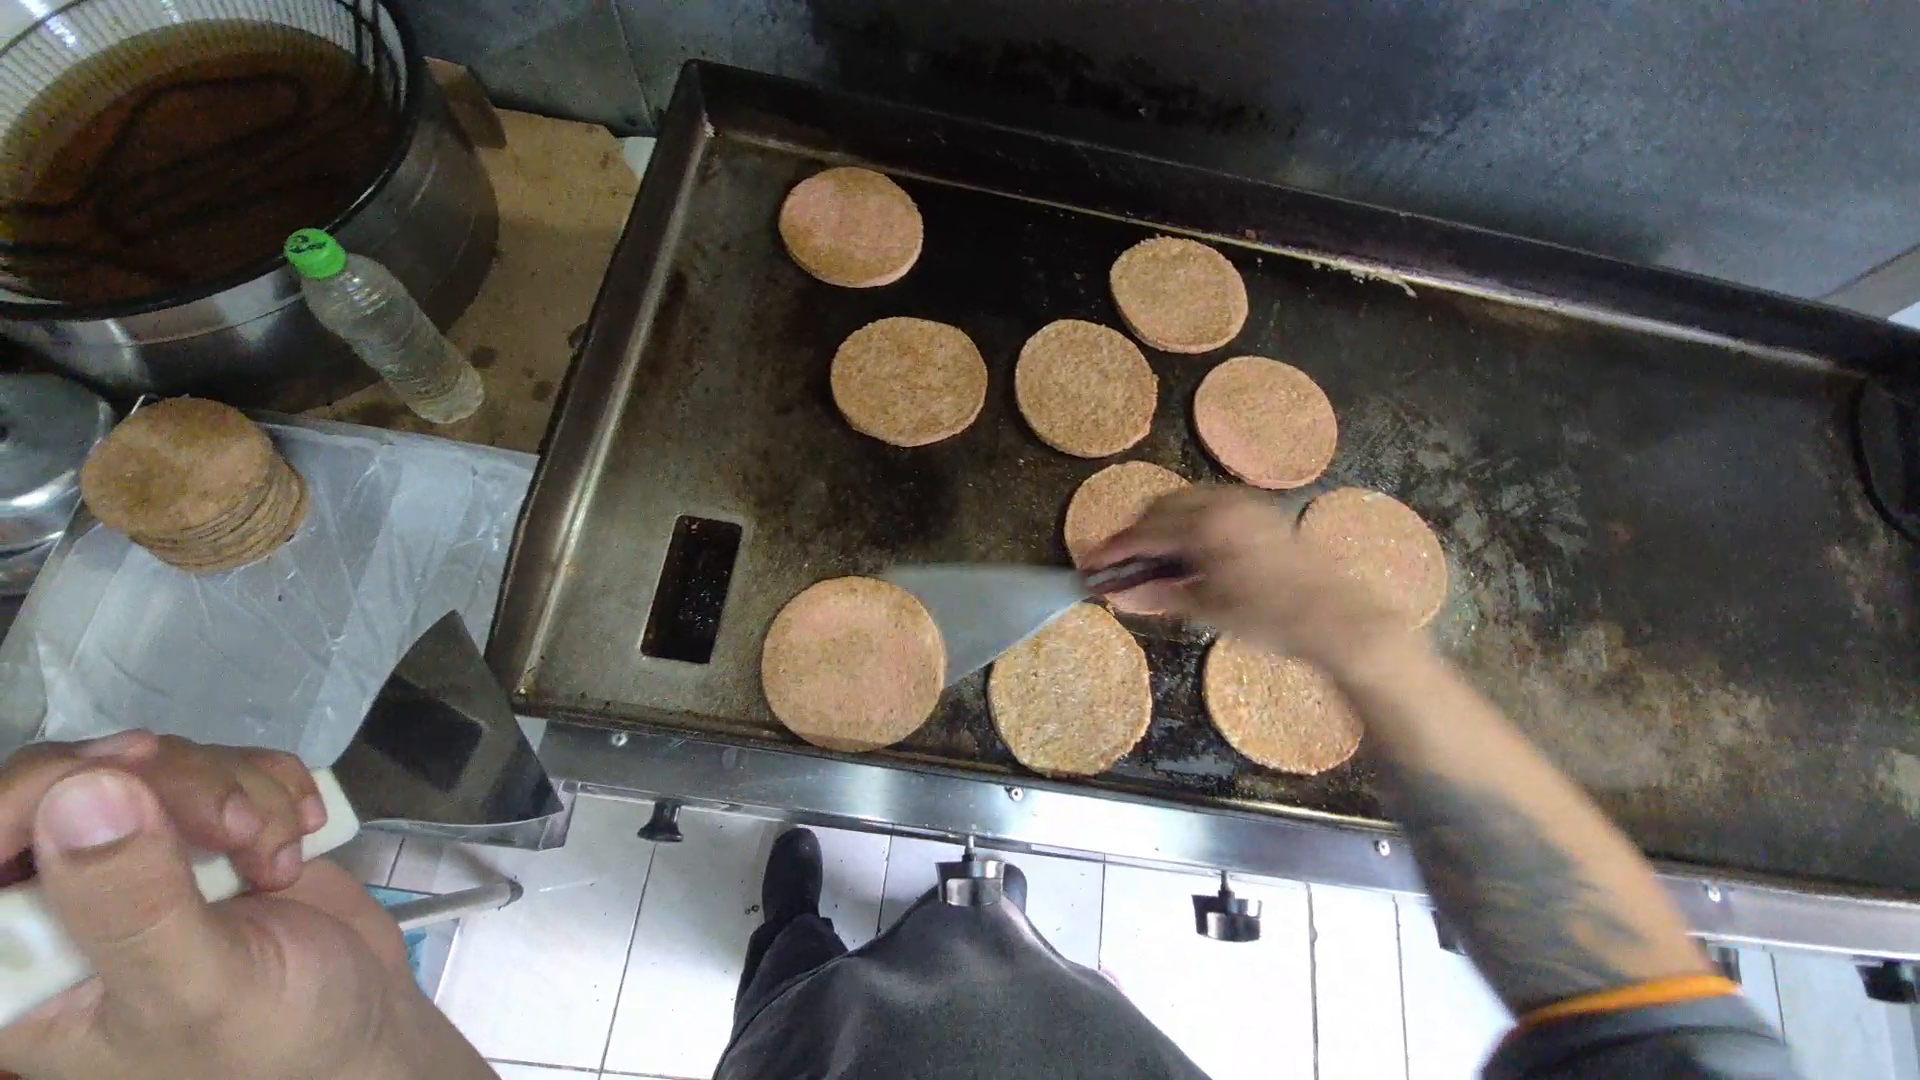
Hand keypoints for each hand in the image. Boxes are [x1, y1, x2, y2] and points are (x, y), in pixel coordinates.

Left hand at [0, 733, 475, 1079]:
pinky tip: (302, 835)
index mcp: (16, 957)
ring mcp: (151, 863)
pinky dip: (280, 788)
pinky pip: (233, 768)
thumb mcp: (198, 986)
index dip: (46, 789)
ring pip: (169, 765)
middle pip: (83, 782)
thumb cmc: (269, 1036)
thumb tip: (83, 792)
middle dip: (177, 785)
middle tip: (238, 831)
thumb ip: (135, 904)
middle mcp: (70, 901)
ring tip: (280, 860)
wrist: (363, 1029)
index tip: (137, 771)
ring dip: (248, 796)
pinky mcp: (220, 838)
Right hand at [1087, 486, 1415, 671]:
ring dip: (1160, 529)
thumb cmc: (1272, 619)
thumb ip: (1157, 595)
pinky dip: (1187, 525)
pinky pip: (1209, 508)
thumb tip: (1116, 595)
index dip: (1112, 550)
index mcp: (1205, 525)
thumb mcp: (1208, 610)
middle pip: (1158, 509)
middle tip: (1118, 566)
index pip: (1142, 533)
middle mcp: (1222, 503)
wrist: (1340, 619)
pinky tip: (1187, 555)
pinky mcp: (1260, 513)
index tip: (1089, 565)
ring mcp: (1244, 504)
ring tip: (1150, 563)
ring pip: (1184, 505)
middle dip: (1134, 536)